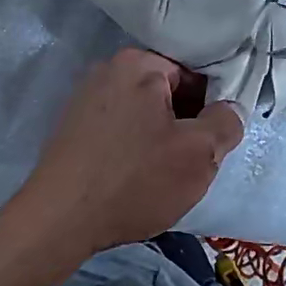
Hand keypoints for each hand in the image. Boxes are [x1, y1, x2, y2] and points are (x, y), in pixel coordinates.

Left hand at [15, 48, 244, 253]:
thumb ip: (226, 123)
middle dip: (187, 122)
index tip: (215, 138)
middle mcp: (108, 69)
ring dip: (162, 137)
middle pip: (169, 91)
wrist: (57, 223)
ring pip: (145, 112)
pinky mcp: (72, 127)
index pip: (197, 73)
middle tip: (192, 159)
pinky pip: (120, 128)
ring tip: (163, 173)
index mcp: (139, 63)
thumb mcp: (199, 154)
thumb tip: (229, 110)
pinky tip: (135, 176)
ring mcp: (85, 98)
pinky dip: (135, 147)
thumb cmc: (134, 180)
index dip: (214, 106)